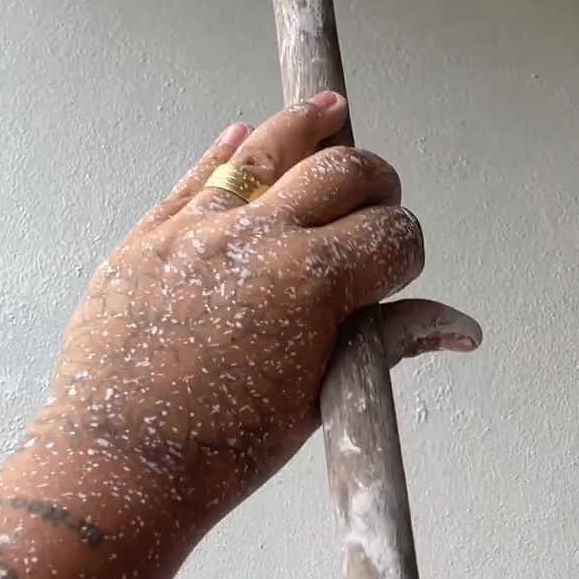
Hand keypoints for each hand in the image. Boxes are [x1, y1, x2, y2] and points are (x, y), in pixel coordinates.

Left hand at [25, 92, 478, 520]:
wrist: (120, 468)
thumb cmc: (223, 448)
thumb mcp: (322, 392)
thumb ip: (389, 340)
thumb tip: (458, 329)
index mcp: (313, 284)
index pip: (391, 232)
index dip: (408, 246)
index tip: (400, 261)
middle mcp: (261, 241)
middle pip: (342, 170)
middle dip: (375, 178)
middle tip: (379, 191)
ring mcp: (199, 232)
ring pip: (268, 151)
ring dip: (307, 127)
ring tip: (330, 110)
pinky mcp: (150, 238)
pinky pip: (197, 177)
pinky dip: (227, 151)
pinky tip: (244, 131)